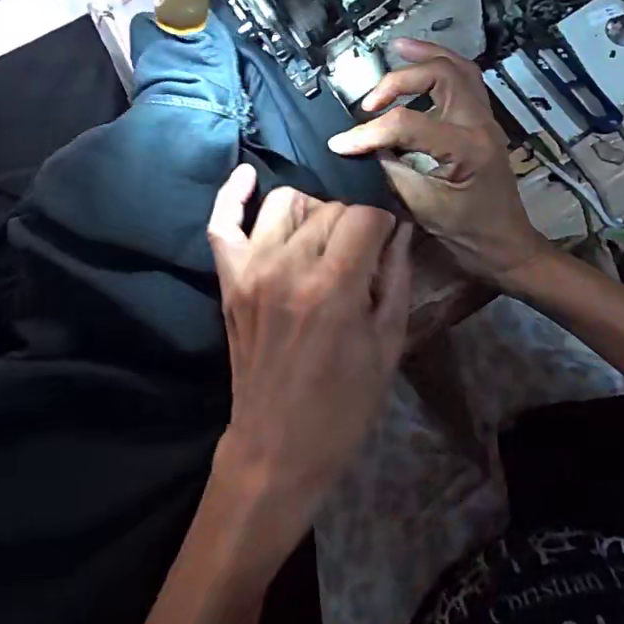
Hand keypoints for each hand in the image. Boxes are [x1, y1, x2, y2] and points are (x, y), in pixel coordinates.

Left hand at [205, 163, 413, 529]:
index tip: (385, 240)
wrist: (277, 446)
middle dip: (352, 223)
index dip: (381, 223)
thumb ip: (396, 279)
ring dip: (310, 211)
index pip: (364, 216)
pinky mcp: (228, 280)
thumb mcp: (388, 346)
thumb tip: (402, 230)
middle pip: (328, 208)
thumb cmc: (343, 406)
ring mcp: (252, 270)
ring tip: (321, 238)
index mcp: (335, 287)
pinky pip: (222, 222)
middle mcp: (289, 267)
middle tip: (358, 253)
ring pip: (285, 202)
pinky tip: (248, 176)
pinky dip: (233, 194)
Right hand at [326, 38, 553, 287]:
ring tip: (397, 48)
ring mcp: (485, 119)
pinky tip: (418, 65)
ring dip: (426, 56)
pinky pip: (464, 80)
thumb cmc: (467, 233)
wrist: (505, 245)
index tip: (340, 144)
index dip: (368, 132)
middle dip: (399, 79)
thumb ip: (389, 171)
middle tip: (371, 100)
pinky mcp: (481, 121)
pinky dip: (439, 66)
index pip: (408, 124)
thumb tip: (361, 147)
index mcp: (467, 148)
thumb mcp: (422, 207)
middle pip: (442, 74)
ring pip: (459, 68)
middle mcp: (480, 123)